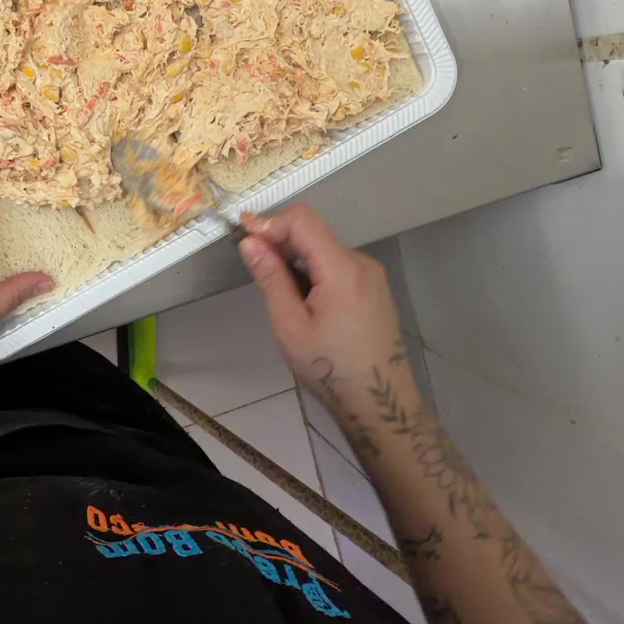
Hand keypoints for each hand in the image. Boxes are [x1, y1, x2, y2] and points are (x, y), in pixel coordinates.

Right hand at [237, 205, 413, 407]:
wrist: (379, 403)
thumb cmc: (329, 367)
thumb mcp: (290, 325)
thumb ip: (271, 278)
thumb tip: (250, 242)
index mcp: (342, 269)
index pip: (303, 220)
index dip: (270, 223)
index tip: (244, 240)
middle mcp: (361, 263)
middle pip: (313, 234)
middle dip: (280, 243)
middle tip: (256, 271)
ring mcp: (371, 275)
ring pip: (324, 250)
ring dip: (296, 261)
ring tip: (283, 298)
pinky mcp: (373, 288)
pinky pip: (337, 266)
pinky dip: (314, 273)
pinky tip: (306, 304)